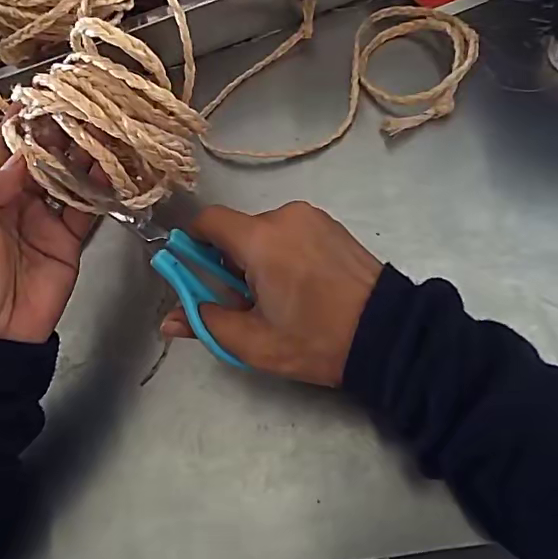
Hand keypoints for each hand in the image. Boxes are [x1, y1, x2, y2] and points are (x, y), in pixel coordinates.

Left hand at [0, 131, 94, 342]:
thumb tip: (27, 155)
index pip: (6, 152)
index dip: (21, 125)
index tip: (40, 96)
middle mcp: (18, 202)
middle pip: (43, 161)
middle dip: (61, 136)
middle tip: (82, 110)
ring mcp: (47, 221)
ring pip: (69, 181)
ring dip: (84, 158)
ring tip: (102, 132)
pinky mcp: (70, 242)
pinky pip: (88, 211)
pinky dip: (100, 191)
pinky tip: (111, 168)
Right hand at [161, 202, 382, 385]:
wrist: (389, 333)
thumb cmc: (317, 340)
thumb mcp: (255, 342)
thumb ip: (206, 324)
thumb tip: (169, 320)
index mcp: (261, 238)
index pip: (208, 221)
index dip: (193, 244)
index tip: (195, 273)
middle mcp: (285, 216)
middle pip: (237, 231)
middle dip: (228, 262)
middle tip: (242, 301)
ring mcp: (313, 218)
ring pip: (265, 233)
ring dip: (258, 259)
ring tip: (278, 298)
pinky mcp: (332, 226)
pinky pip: (292, 233)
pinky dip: (284, 253)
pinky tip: (301, 286)